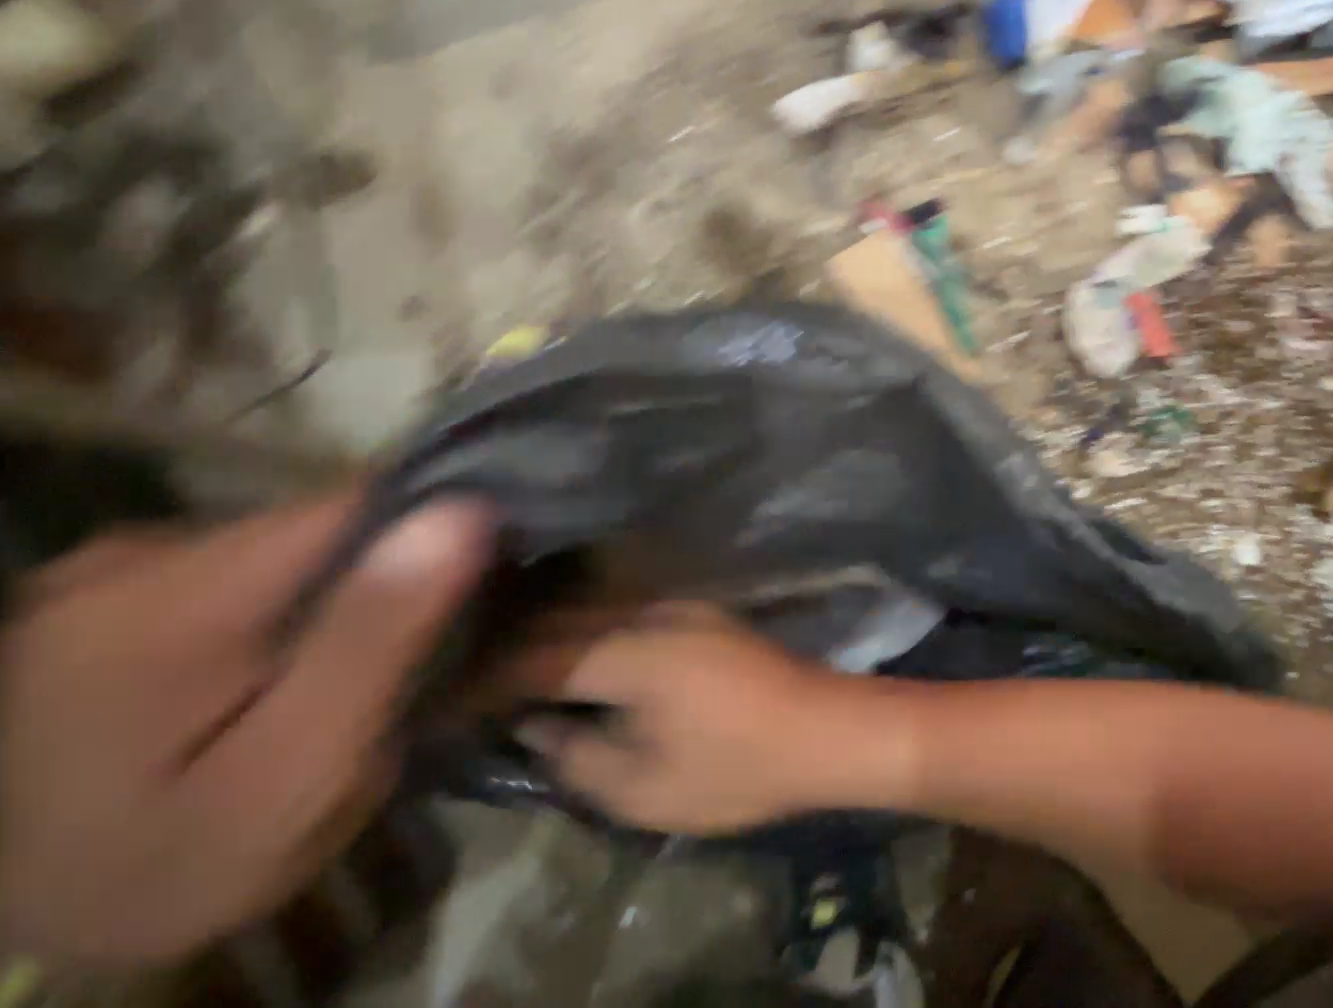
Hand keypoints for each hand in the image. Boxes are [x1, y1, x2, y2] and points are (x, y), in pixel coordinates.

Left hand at [0, 494, 491, 963]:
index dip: (434, 532)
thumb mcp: (293, 775)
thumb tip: (459, 517)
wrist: (7, 909)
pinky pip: (238, 574)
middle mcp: (131, 557)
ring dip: (333, 598)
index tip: (482, 587)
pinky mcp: (103, 593)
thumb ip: (372, 643)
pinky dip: (279, 611)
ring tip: (342, 677)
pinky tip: (273, 673)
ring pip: (283, 551)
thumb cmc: (164, 862)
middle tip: (408, 664)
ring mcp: (106, 571)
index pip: (354, 507)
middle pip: (319, 528)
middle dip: (382, 580)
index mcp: (179, 600)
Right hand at [498, 604, 908, 835]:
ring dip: (546, 633)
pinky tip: (572, 653)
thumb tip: (535, 723)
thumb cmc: (740, 768)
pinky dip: (587, 631)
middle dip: (506, 646)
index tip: (439, 697)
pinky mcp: (701, 613)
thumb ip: (576, 755)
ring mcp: (680, 605)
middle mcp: (649, 612)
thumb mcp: (645, 788)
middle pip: (557, 621)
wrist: (832, 731)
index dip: (481, 679)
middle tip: (460, 676)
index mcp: (629, 652)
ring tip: (502, 662)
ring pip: (591, 609)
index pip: (531, 657)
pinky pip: (624, 612)